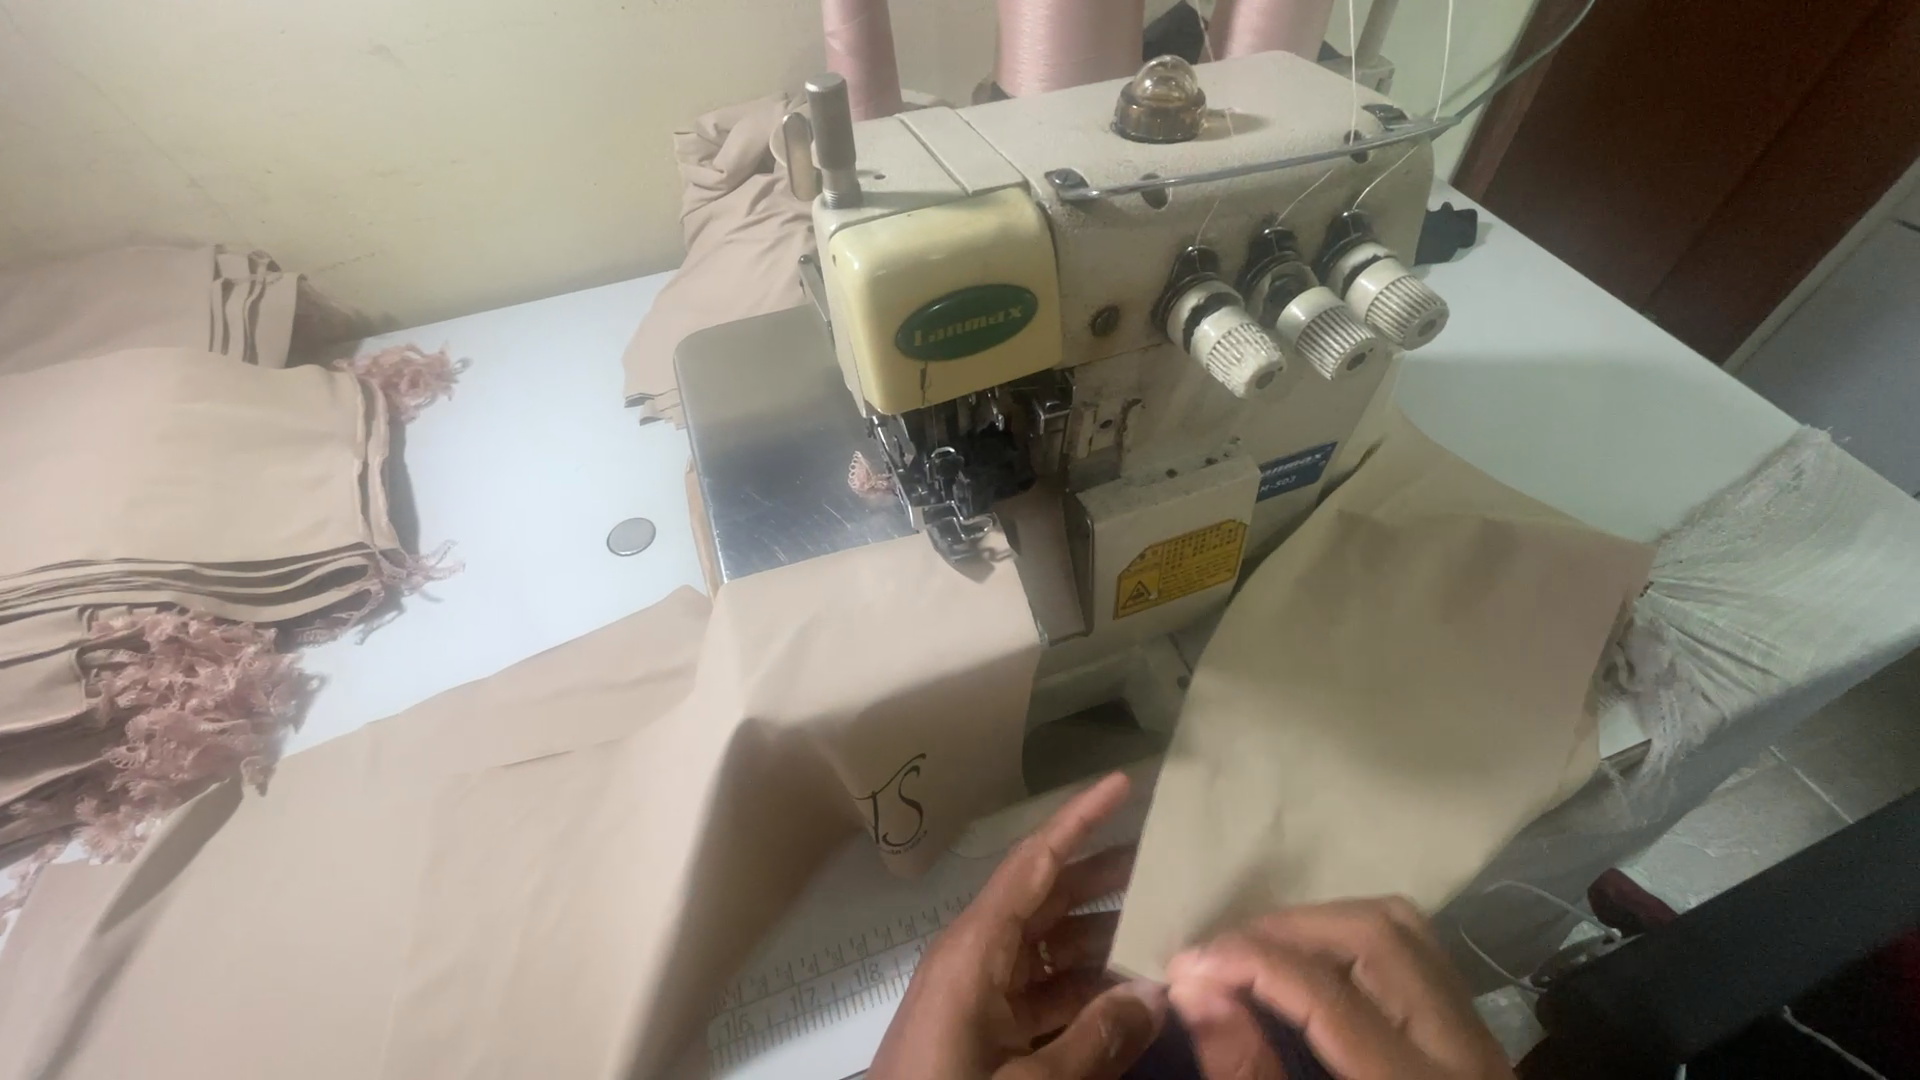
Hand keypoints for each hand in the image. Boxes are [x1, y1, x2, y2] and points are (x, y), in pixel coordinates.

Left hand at [868, 772, 1166, 1079]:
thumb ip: (1096, 1040)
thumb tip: (1157, 996)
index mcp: (978, 944)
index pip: (1036, 861)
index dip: (1080, 818)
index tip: (1122, 785)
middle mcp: (981, 950)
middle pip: (1051, 895)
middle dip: (1106, 877)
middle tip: (1166, 862)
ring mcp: (984, 987)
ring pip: (1053, 943)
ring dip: (1103, 938)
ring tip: (1162, 929)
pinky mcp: (988, 1022)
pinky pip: (1045, 986)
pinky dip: (1086, 986)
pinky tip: (1128, 994)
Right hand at [1167, 898, 1513, 1079]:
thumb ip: (1249, 1073)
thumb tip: (1195, 989)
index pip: (1329, 994)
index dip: (1249, 962)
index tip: (1187, 965)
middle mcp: (1467, 1056)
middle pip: (1374, 935)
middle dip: (1284, 930)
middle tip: (1223, 955)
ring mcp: (1481, 1040)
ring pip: (1400, 926)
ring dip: (1318, 925)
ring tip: (1260, 953)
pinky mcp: (1474, 1034)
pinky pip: (1413, 948)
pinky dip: (1348, 938)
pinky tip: (1307, 965)